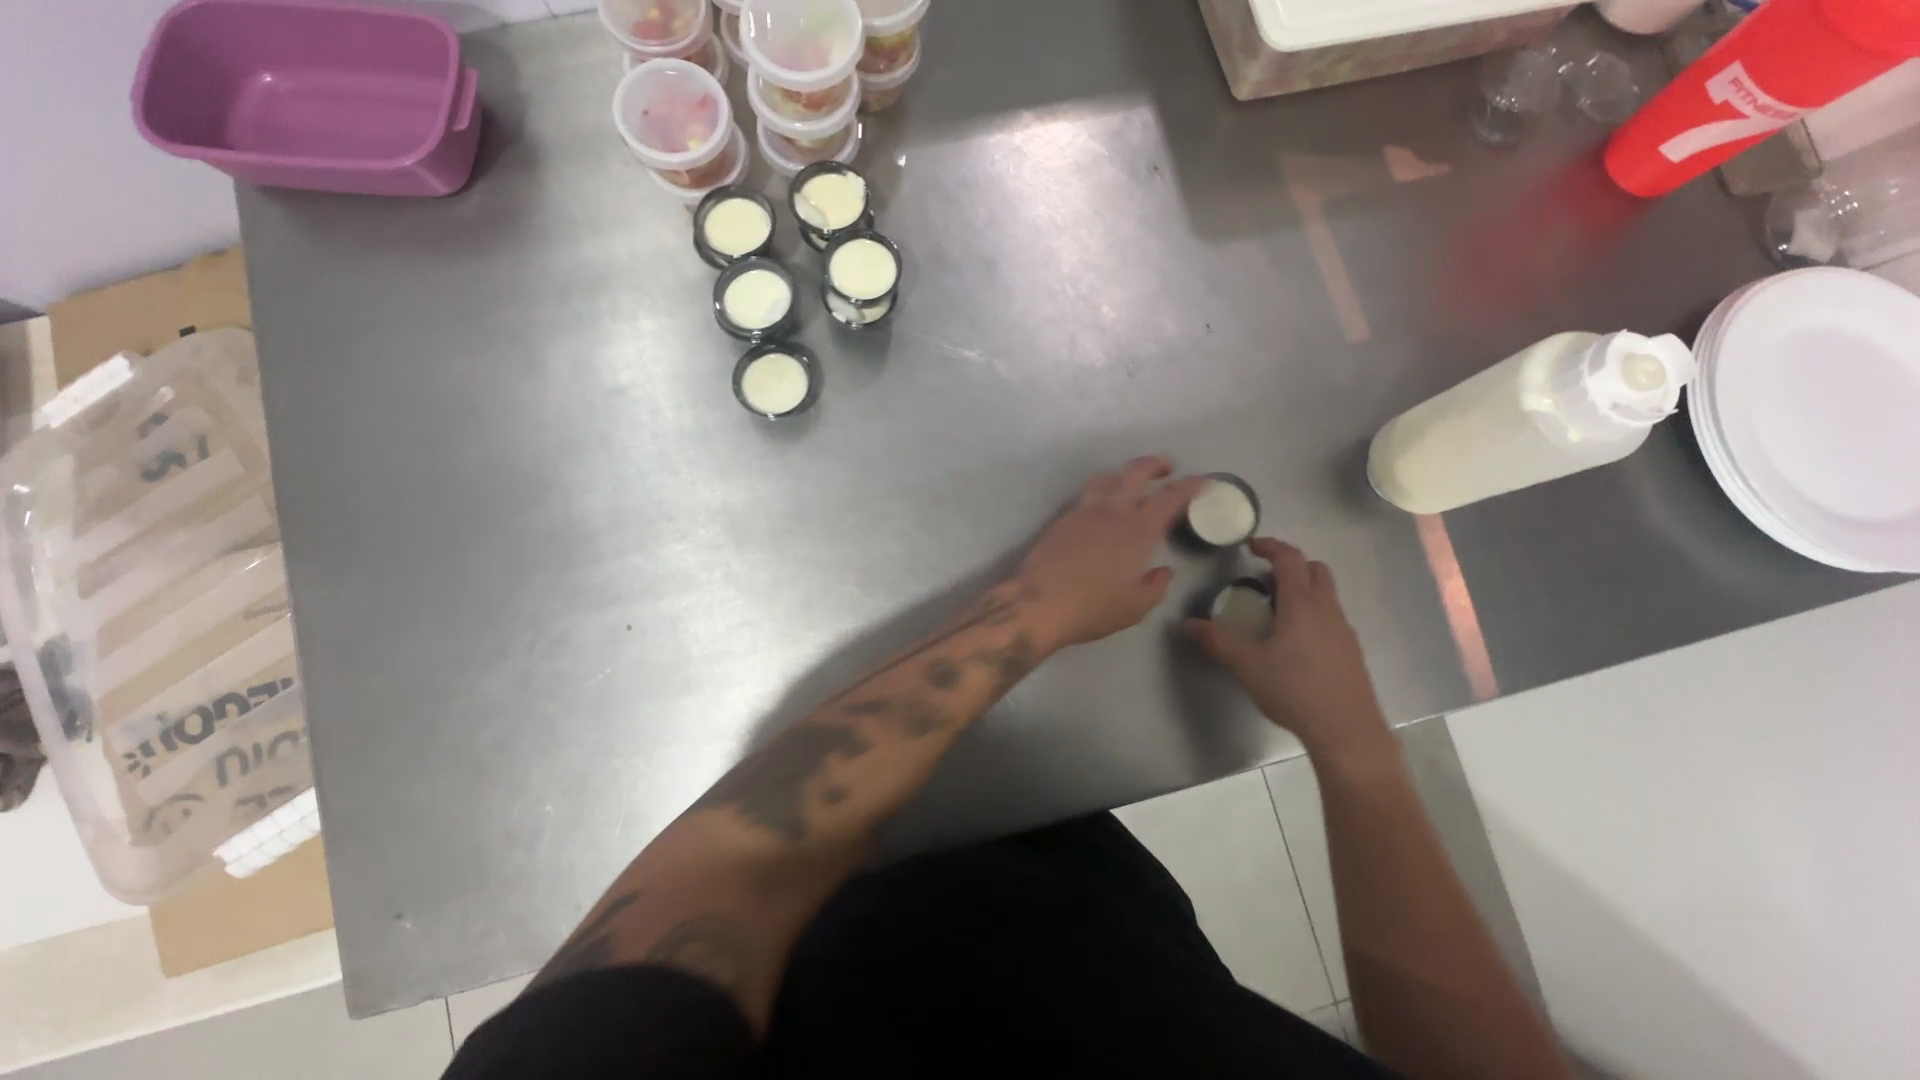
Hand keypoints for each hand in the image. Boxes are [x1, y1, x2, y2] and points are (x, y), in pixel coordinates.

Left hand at [1016, 456, 1206, 650]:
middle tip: (1168, 467)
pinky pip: (1086, 496)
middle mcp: (1111, 512)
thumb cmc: (1092, 608)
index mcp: (1137, 530)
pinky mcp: (1061, 520)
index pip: (1170, 497)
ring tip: (1129, 484)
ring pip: (1105, 478)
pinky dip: (1101, 494)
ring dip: (1122, 475)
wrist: (1037, 604)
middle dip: (1155, 464)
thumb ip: (1155, 586)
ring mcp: (1083, 512)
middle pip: (1135, 472)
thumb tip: (1164, 572)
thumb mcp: (1134, 607)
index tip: (1204, 481)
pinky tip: (1101, 512)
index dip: (1191, 486)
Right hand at [1183, 538, 1393, 762]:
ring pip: (1325, 594)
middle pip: (1314, 570)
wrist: (1346, 729)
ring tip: (1274, 613)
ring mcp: (1343, 629)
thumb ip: (1218, 641)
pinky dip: (1311, 613)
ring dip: (1301, 590)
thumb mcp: (1247, 666)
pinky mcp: (1350, 650)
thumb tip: (1187, 623)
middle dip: (1289, 566)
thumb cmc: (1295, 690)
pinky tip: (1294, 643)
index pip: (1289, 559)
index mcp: (1302, 604)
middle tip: (1262, 581)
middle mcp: (1327, 609)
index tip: (1250, 546)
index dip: (1270, 546)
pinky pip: (1330, 617)